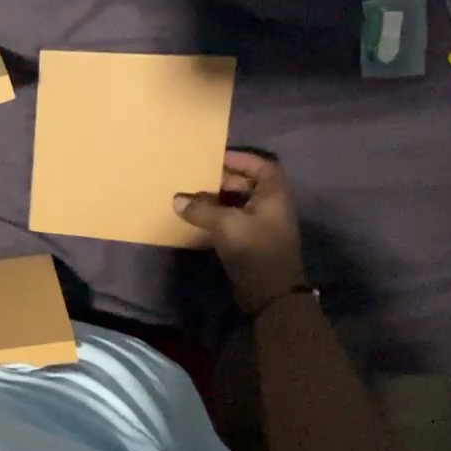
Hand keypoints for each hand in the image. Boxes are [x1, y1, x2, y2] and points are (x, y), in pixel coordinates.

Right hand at [174, 151, 307, 312]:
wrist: (271, 294)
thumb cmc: (255, 250)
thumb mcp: (226, 225)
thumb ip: (201, 209)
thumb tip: (177, 199)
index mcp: (273, 195)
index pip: (262, 165)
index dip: (241, 158)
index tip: (215, 156)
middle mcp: (271, 205)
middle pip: (248, 183)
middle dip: (222, 179)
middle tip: (197, 177)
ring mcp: (263, 224)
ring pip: (238, 202)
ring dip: (217, 199)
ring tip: (193, 196)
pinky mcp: (252, 241)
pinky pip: (234, 219)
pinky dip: (218, 215)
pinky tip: (199, 218)